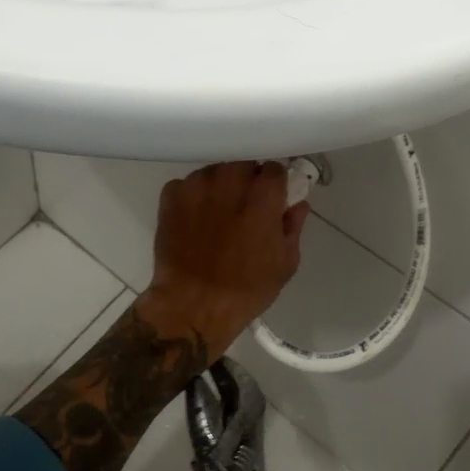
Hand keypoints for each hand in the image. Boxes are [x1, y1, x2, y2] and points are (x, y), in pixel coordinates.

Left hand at [139, 161, 311, 359]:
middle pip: (243, 164)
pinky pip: (187, 184)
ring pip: (215, 171)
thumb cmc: (245, 290)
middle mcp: (230, 181)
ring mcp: (197, 185)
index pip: (274, 168)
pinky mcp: (172, 195)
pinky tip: (194, 219)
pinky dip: (193, 196)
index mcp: (262, 195)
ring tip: (217, 212)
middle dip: (247, 179)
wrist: (192, 307)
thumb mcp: (284, 264)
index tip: (272, 198)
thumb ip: (293, 226)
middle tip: (245, 205)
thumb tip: (297, 204)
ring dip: (220, 185)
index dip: (274, 183)